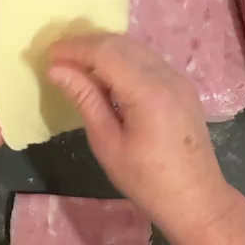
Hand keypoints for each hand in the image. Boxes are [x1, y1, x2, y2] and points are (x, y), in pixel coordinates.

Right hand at [47, 34, 232, 233]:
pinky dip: (121, 59)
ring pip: (133, 47)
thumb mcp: (107, 142)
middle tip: (57, 57)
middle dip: (86, 44)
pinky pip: (146, 59)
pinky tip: (104, 75)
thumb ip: (84, 98)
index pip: (105, 52)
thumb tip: (55, 69)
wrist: (197, 200)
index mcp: (148, 91)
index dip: (74, 48)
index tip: (48, 54)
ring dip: (103, 49)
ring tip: (75, 64)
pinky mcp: (181, 86)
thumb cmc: (147, 181)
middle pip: (119, 43)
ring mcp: (178, 78)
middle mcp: (166, 75)